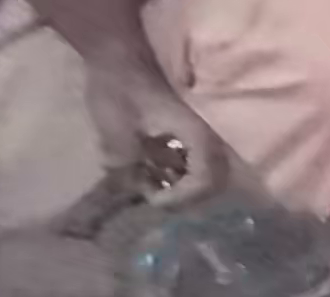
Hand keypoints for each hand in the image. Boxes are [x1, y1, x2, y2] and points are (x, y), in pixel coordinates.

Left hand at [85, 61, 233, 206]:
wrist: (123, 62)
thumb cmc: (121, 88)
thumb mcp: (114, 122)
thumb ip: (124, 156)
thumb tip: (130, 187)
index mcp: (201, 142)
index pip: (204, 182)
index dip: (182, 197)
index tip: (153, 201)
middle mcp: (215, 150)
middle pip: (211, 188)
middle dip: (183, 198)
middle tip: (154, 200)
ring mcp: (211, 150)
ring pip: (207, 184)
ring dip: (182, 191)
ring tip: (153, 189)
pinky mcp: (201, 151)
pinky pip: (200, 175)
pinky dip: (181, 181)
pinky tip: (159, 178)